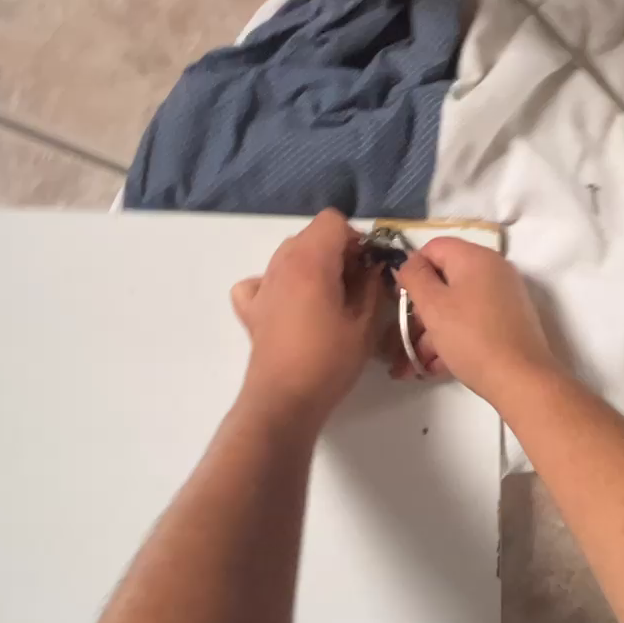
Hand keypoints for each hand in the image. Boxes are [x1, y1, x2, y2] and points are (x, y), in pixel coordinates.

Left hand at [231, 209, 385, 431]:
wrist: (284, 401)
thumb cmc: (329, 361)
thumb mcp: (365, 323)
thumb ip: (371, 285)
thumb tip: (373, 266)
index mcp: (311, 261)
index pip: (333, 221)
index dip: (354, 238)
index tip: (366, 266)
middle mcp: (282, 264)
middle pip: (312, 235)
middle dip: (336, 250)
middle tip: (354, 284)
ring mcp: (263, 285)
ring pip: (289, 253)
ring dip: (312, 264)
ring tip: (327, 298)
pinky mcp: (250, 309)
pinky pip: (263, 280)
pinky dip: (278, 284)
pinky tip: (291, 304)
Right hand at [394, 238, 562, 406]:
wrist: (521, 379)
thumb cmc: (471, 336)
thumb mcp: (433, 305)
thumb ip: (415, 277)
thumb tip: (410, 263)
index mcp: (475, 257)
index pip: (434, 247)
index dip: (413, 270)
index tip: (400, 298)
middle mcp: (493, 270)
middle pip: (446, 280)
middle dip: (421, 311)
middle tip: (406, 338)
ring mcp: (504, 296)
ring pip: (458, 306)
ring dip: (433, 332)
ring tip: (415, 365)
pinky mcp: (509, 321)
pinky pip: (473, 321)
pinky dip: (454, 337)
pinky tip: (436, 367)